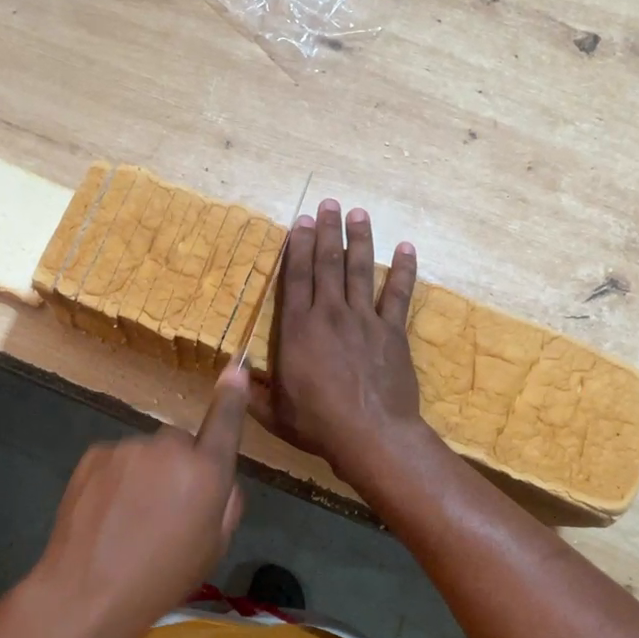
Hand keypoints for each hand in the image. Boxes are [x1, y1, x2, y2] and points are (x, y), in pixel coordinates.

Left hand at [29, 369, 249, 637]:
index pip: (224, 423)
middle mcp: (169, 448)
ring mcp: (127, 448)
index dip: (232, 396)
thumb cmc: (162, 578)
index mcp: (207, 473)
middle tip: (164, 512)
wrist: (88, 590)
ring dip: (143, 476)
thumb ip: (226, 505)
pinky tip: (105, 514)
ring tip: (128, 521)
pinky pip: (115, 461)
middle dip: (177, 468)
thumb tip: (220, 481)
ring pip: (144, 455)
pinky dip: (114, 481)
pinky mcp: (94, 454)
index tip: (236, 367)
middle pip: (179, 446)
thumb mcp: (213, 550)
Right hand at [251, 200, 430, 484]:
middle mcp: (329, 315)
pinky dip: (404, 270)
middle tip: (328, 204)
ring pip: (361, 270)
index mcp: (296, 330)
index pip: (296, 278)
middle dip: (328, 231)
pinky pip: (398, 294)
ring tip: (359, 213)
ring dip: (360, 239)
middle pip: (328, 264)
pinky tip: (407, 247)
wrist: (371, 434)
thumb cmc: (317, 424)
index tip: (300, 222)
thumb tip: (231, 375)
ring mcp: (364, 320)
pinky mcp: (392, 331)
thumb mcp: (273, 412)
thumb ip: (251, 392)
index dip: (298, 248)